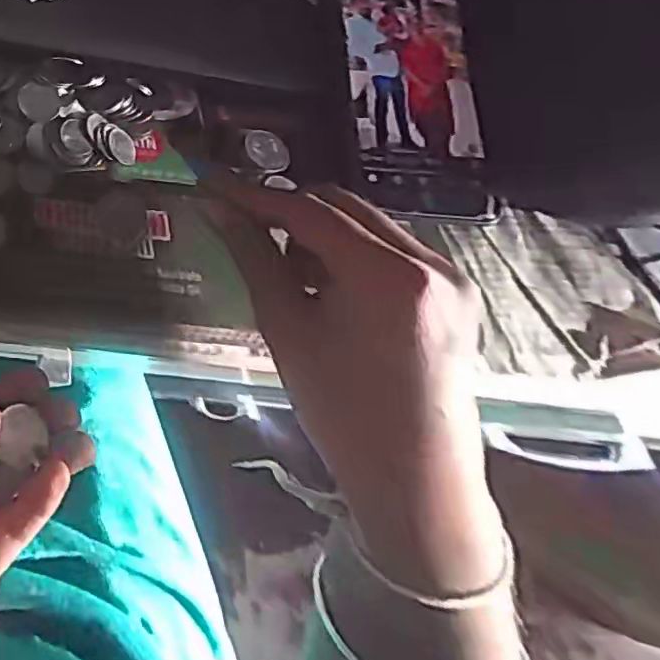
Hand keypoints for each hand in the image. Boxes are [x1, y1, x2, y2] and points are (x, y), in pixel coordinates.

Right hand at [208, 182, 503, 595]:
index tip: (207, 182)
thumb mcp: (285, 327)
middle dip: (283, 207)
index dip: (249, 193)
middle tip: (235, 222)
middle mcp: (428, 261)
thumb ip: (252, 257)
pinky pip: (386, 246)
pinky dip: (344, 249)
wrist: (416, 477)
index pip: (305, 210)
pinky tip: (318, 281)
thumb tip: (215, 208)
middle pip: (338, 204)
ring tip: (278, 263)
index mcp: (386, 274)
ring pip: (362, 221)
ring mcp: (448, 274)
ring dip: (313, 228)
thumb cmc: (340, 409)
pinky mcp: (452, 290)